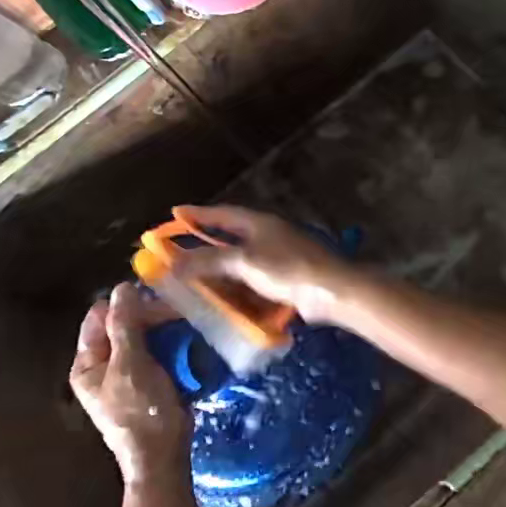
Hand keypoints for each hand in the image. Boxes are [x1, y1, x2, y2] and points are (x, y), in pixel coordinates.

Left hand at [71, 283, 188, 483]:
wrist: (164, 457)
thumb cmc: (141, 412)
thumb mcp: (130, 365)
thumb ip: (125, 325)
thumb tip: (122, 287)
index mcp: (87, 363)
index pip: (100, 317)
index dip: (124, 304)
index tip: (153, 298)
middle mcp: (104, 365)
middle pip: (123, 325)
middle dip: (148, 315)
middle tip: (175, 311)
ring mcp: (128, 373)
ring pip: (144, 336)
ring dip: (162, 327)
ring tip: (184, 321)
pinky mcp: (150, 379)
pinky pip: (158, 351)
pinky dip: (170, 342)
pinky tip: (187, 337)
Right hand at [171, 205, 365, 326]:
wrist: (330, 291)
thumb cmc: (286, 269)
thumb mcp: (244, 262)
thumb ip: (209, 260)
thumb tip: (175, 262)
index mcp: (259, 223)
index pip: (222, 213)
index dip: (198, 214)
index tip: (175, 212)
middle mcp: (268, 234)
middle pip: (231, 235)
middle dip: (207, 242)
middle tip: (181, 248)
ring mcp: (279, 256)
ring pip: (242, 258)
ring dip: (221, 266)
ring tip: (197, 275)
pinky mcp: (286, 277)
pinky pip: (253, 277)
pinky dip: (237, 284)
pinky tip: (226, 294)